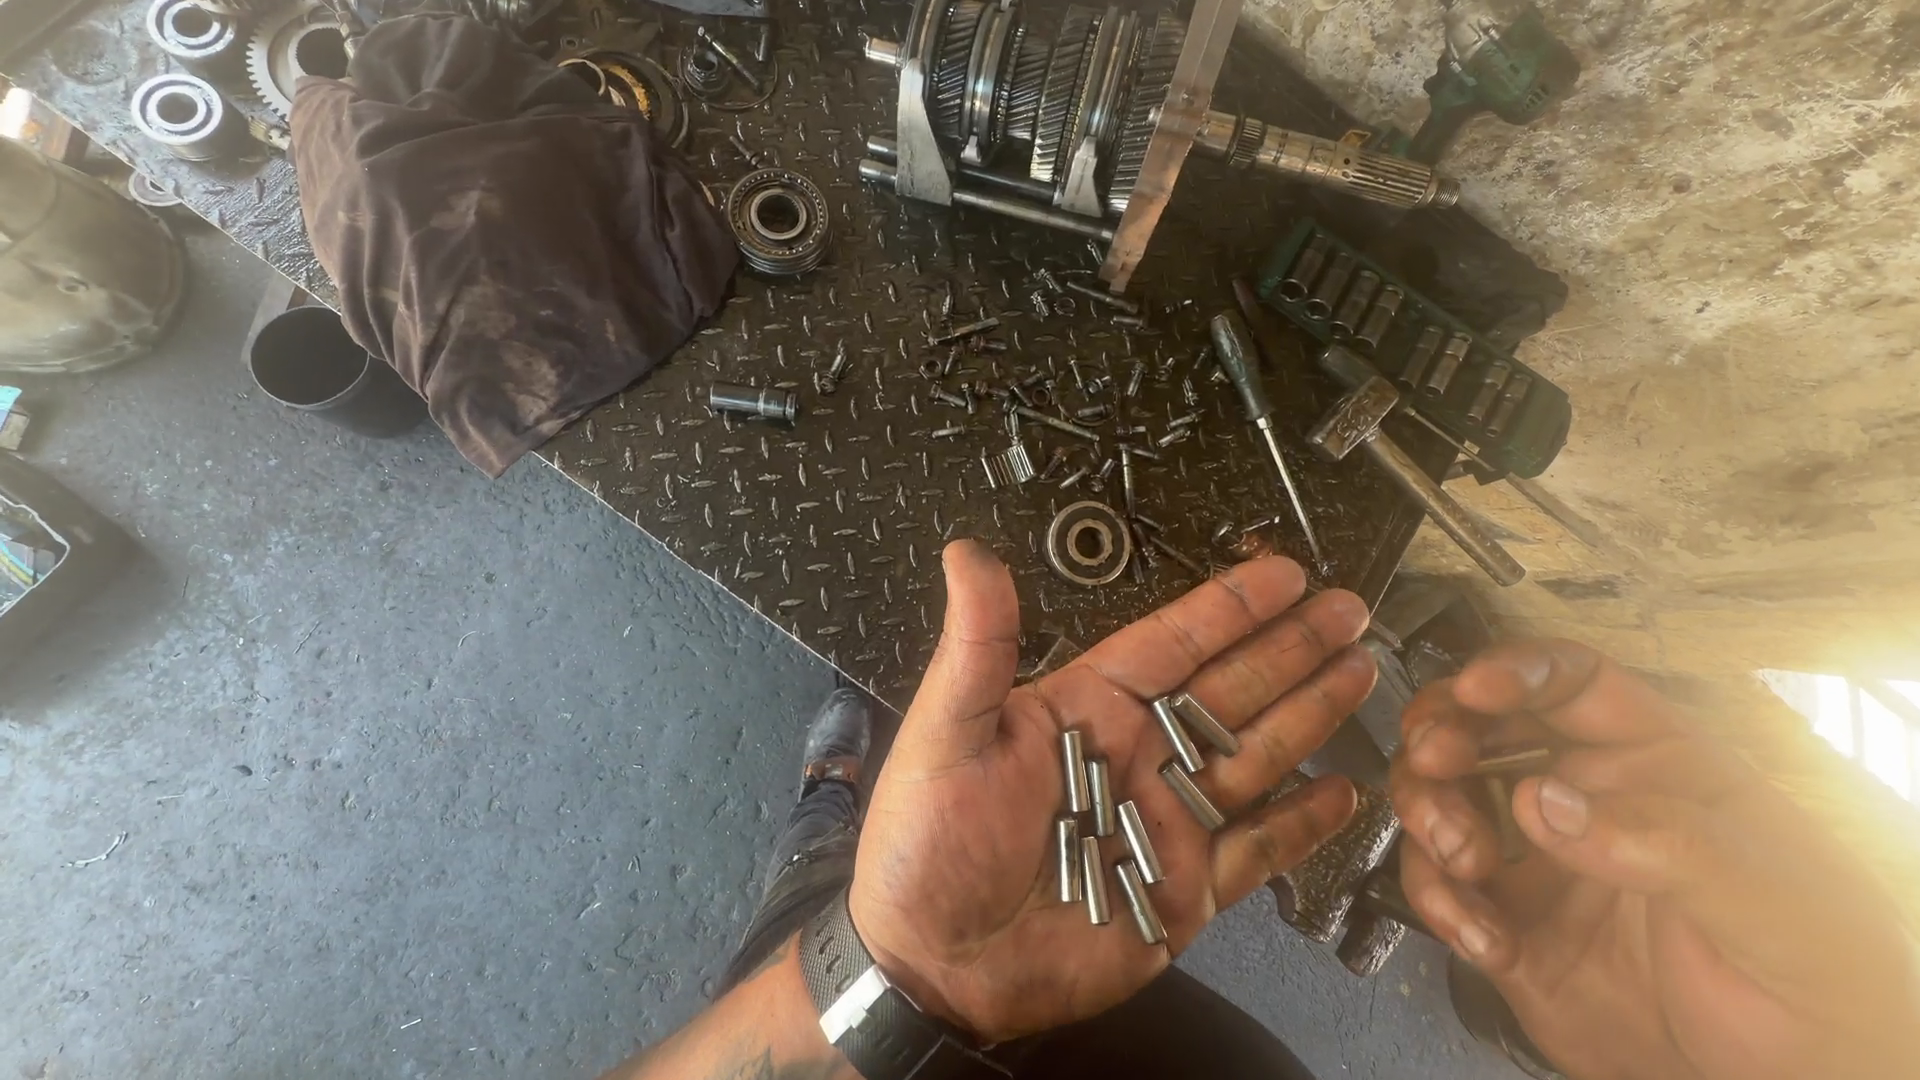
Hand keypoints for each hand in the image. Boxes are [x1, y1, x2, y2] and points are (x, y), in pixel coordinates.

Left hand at [849, 540, 1376, 1042]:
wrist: (933, 963)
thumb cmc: (925, 842)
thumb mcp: (946, 733)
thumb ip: (976, 645)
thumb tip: (966, 553)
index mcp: (1084, 709)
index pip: (1171, 643)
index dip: (1229, 607)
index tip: (1282, 572)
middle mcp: (1133, 755)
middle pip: (1227, 689)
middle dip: (1289, 647)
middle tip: (1346, 608)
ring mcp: (1164, 821)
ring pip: (1253, 757)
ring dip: (1308, 713)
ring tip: (1358, 670)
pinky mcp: (1183, 890)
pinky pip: (1256, 850)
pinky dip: (1301, 823)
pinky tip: (1341, 790)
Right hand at [1389, 639, 1919, 1079]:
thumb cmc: (1832, 1002)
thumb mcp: (1785, 914)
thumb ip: (1674, 846)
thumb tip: (1544, 801)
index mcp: (1655, 768)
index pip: (1573, 685)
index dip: (1517, 670)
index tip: (1475, 688)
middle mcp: (1578, 797)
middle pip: (1478, 726)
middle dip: (1440, 733)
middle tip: (1433, 762)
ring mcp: (1531, 856)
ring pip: (1438, 793)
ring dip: (1428, 812)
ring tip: (1462, 859)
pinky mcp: (1500, 915)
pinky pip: (1434, 883)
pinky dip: (1436, 898)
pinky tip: (1479, 934)